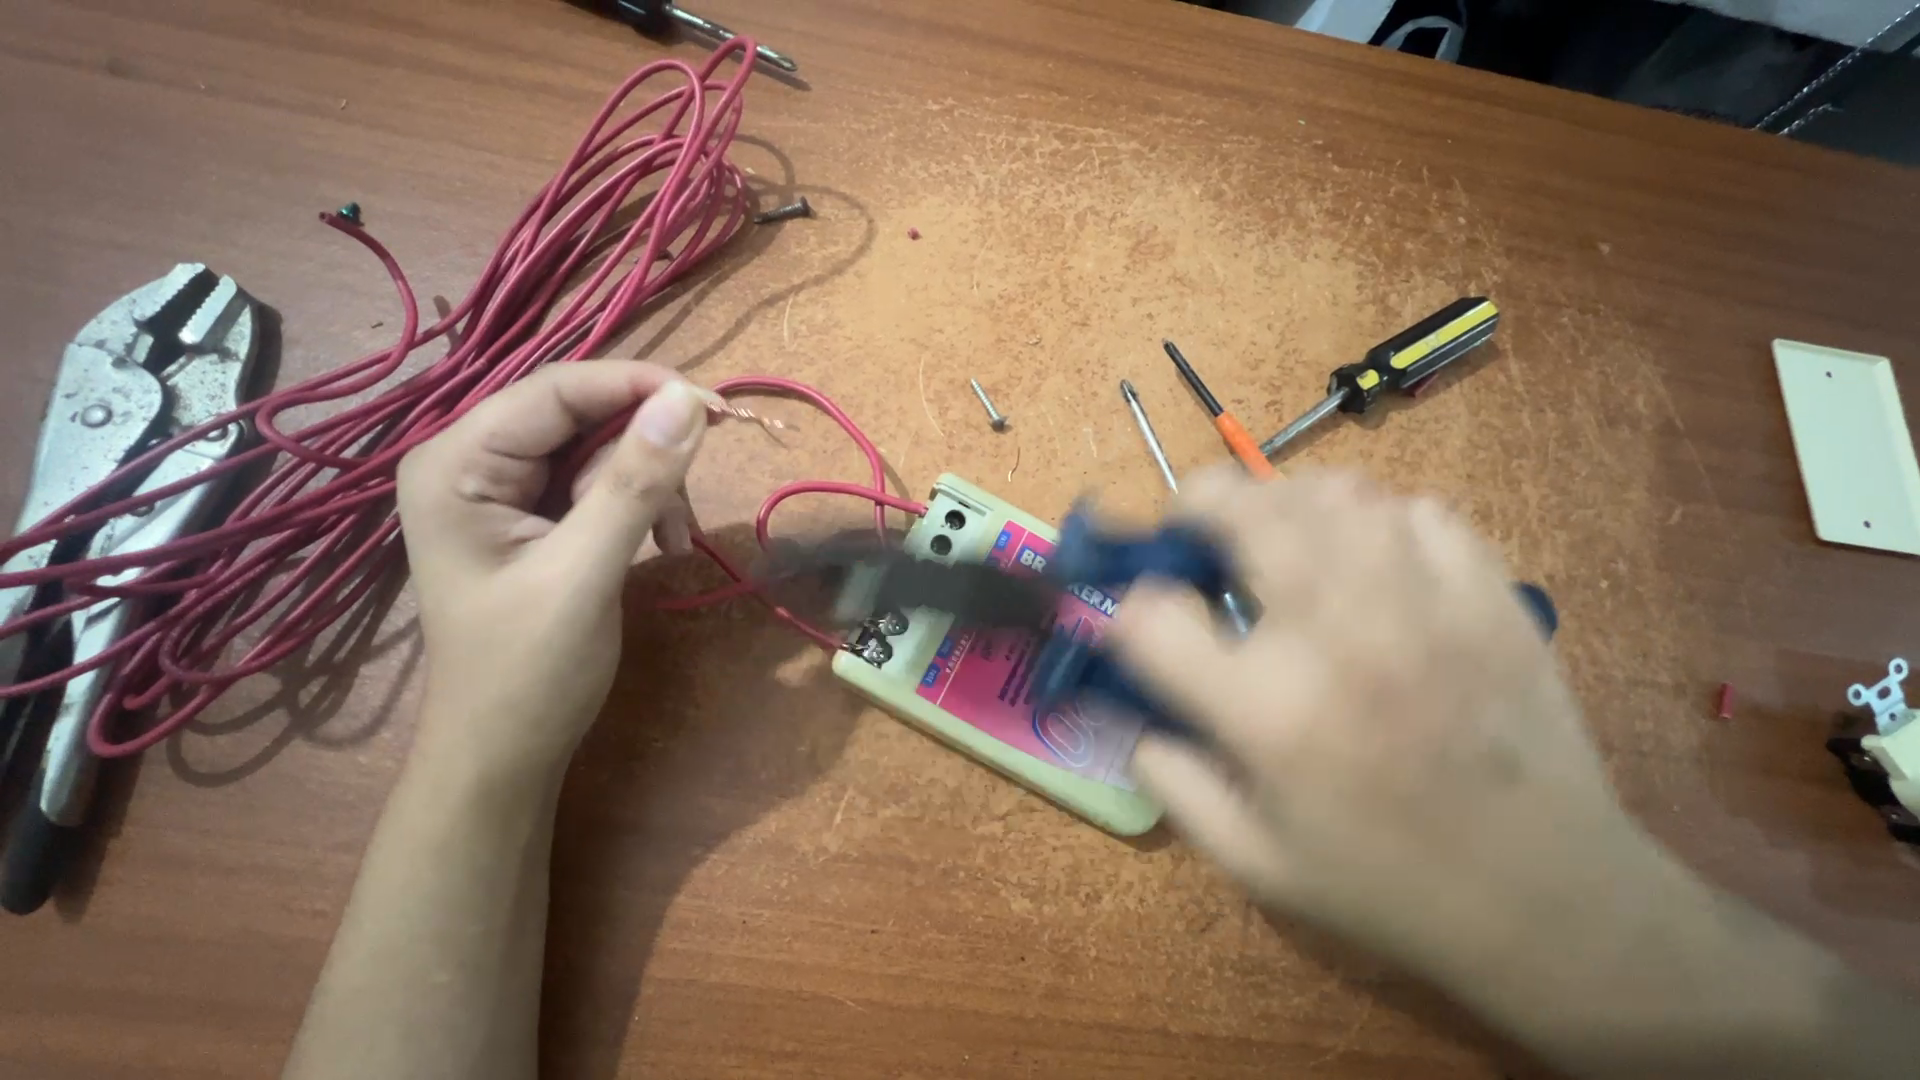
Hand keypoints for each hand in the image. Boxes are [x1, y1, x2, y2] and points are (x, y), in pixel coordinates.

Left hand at [395, 361, 707, 779]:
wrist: (506, 754)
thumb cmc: (528, 672)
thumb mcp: (584, 572)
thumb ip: (635, 483)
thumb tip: (690, 399)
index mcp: (457, 462)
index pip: (556, 390)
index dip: (637, 387)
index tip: (714, 407)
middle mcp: (474, 462)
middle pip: (581, 415)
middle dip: (646, 452)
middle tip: (687, 501)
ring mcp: (506, 491)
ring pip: (602, 448)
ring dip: (651, 486)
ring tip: (673, 540)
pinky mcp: (538, 518)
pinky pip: (604, 483)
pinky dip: (643, 506)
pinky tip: (662, 545)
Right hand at [1109, 468, 1664, 1008]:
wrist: (1552, 901)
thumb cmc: (1384, 883)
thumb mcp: (1251, 859)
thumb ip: (1169, 777)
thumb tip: (1128, 707)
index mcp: (1268, 710)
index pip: (1152, 616)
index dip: (1126, 608)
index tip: (1137, 618)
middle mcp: (1337, 636)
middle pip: (1244, 511)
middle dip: (1196, 505)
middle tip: (1192, 526)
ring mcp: (1422, 603)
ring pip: (1332, 493)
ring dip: (1283, 504)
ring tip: (1277, 537)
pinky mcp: (1488, 594)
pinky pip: (1416, 512)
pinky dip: (1374, 520)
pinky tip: (1366, 560)